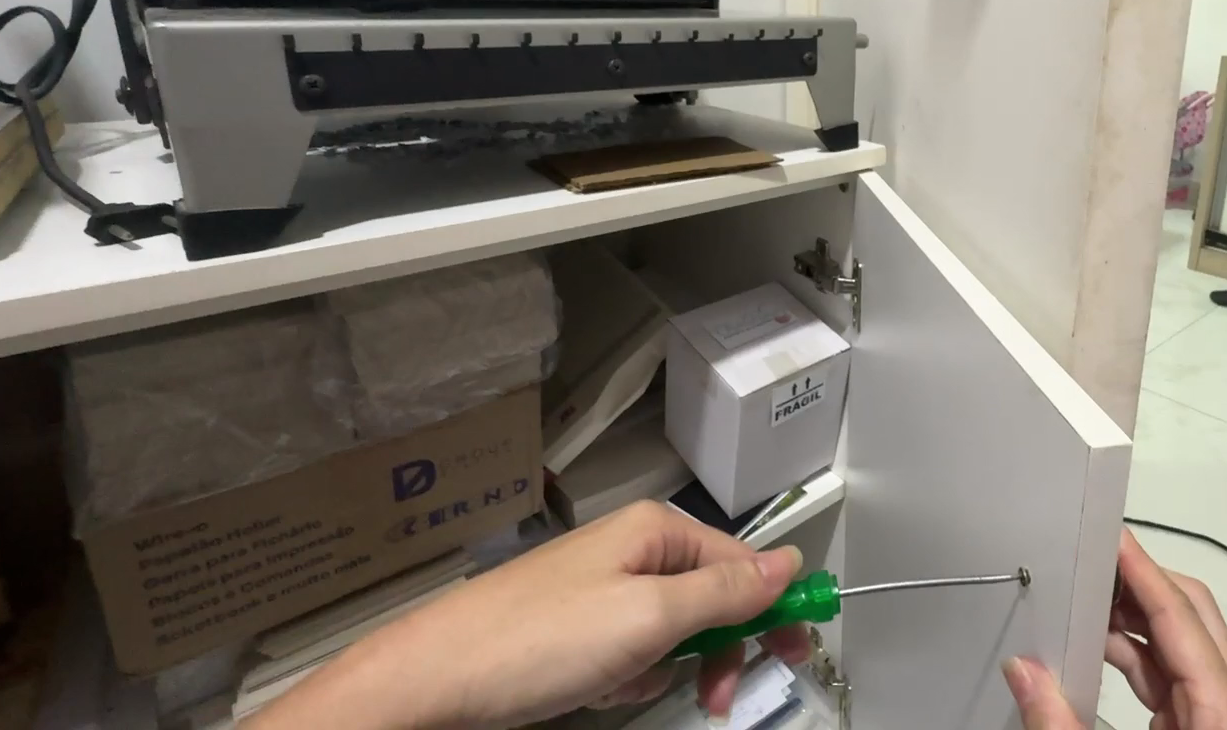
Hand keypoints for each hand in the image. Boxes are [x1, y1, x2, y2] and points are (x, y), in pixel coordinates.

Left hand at [247, 501, 813, 729]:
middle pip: (712, 592)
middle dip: (723, 643)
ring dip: (676, 663)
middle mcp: (637, 548)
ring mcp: (606, 585)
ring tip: (642, 690)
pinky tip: (608, 689)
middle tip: (725, 696)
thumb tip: (793, 558)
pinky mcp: (581, 624)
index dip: (774, 603)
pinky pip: (636, 645)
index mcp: (658, 530)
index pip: (741, 560)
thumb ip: (727, 590)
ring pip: (675, 625)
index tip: (797, 651)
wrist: (429, 682)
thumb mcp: (650, 616)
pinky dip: (635, 672)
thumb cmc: (549, 639)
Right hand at [1003, 530, 1226, 729]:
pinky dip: (1134, 653)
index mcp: (1225, 718)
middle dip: (1138, 582)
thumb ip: (1062, 727)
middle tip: (1085, 560)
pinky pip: (1173, 676)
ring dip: (1132, 617)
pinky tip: (1096, 648)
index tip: (1107, 531)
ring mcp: (1224, 723)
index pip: (1181, 616)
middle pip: (1192, 617)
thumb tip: (1021, 669)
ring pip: (1183, 644)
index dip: (1142, 567)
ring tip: (1079, 600)